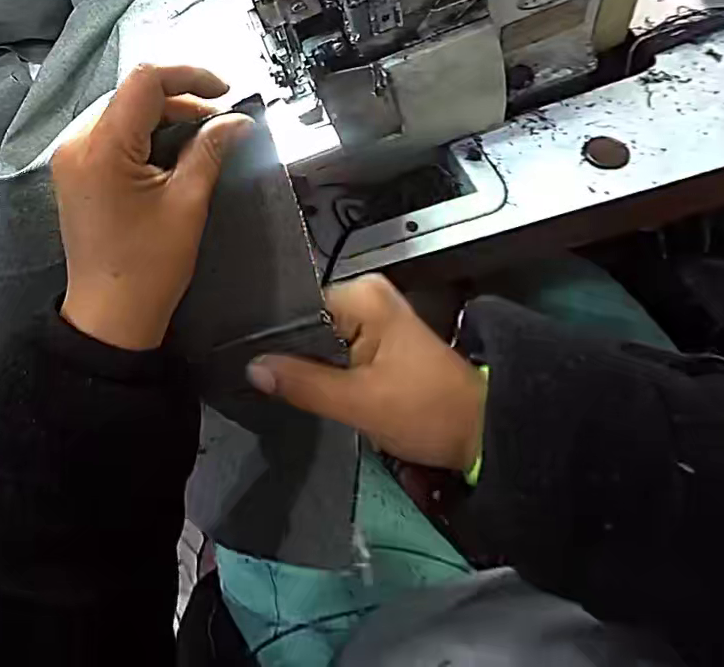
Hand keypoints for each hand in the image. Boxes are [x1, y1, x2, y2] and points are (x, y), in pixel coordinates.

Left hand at [52, 64, 252, 350]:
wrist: (110, 313)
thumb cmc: (149, 265)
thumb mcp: (188, 202)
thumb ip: (211, 149)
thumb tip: (237, 120)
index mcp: (102, 149)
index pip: (145, 81)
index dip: (189, 76)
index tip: (224, 91)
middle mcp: (77, 143)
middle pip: (134, 94)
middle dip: (181, 100)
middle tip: (219, 123)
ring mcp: (72, 156)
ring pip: (125, 110)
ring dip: (166, 115)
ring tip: (202, 137)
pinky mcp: (77, 169)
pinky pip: (115, 131)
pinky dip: (147, 132)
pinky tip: (173, 149)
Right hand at [246, 275, 485, 470]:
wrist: (476, 430)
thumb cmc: (427, 409)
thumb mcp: (359, 402)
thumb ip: (304, 384)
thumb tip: (254, 368)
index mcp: (363, 294)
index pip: (299, 307)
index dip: (274, 338)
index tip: (247, 363)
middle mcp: (366, 294)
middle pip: (306, 322)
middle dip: (288, 353)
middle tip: (259, 381)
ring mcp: (371, 315)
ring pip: (318, 339)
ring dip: (304, 365)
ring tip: (280, 386)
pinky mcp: (375, 336)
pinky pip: (334, 348)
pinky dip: (322, 369)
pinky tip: (308, 387)